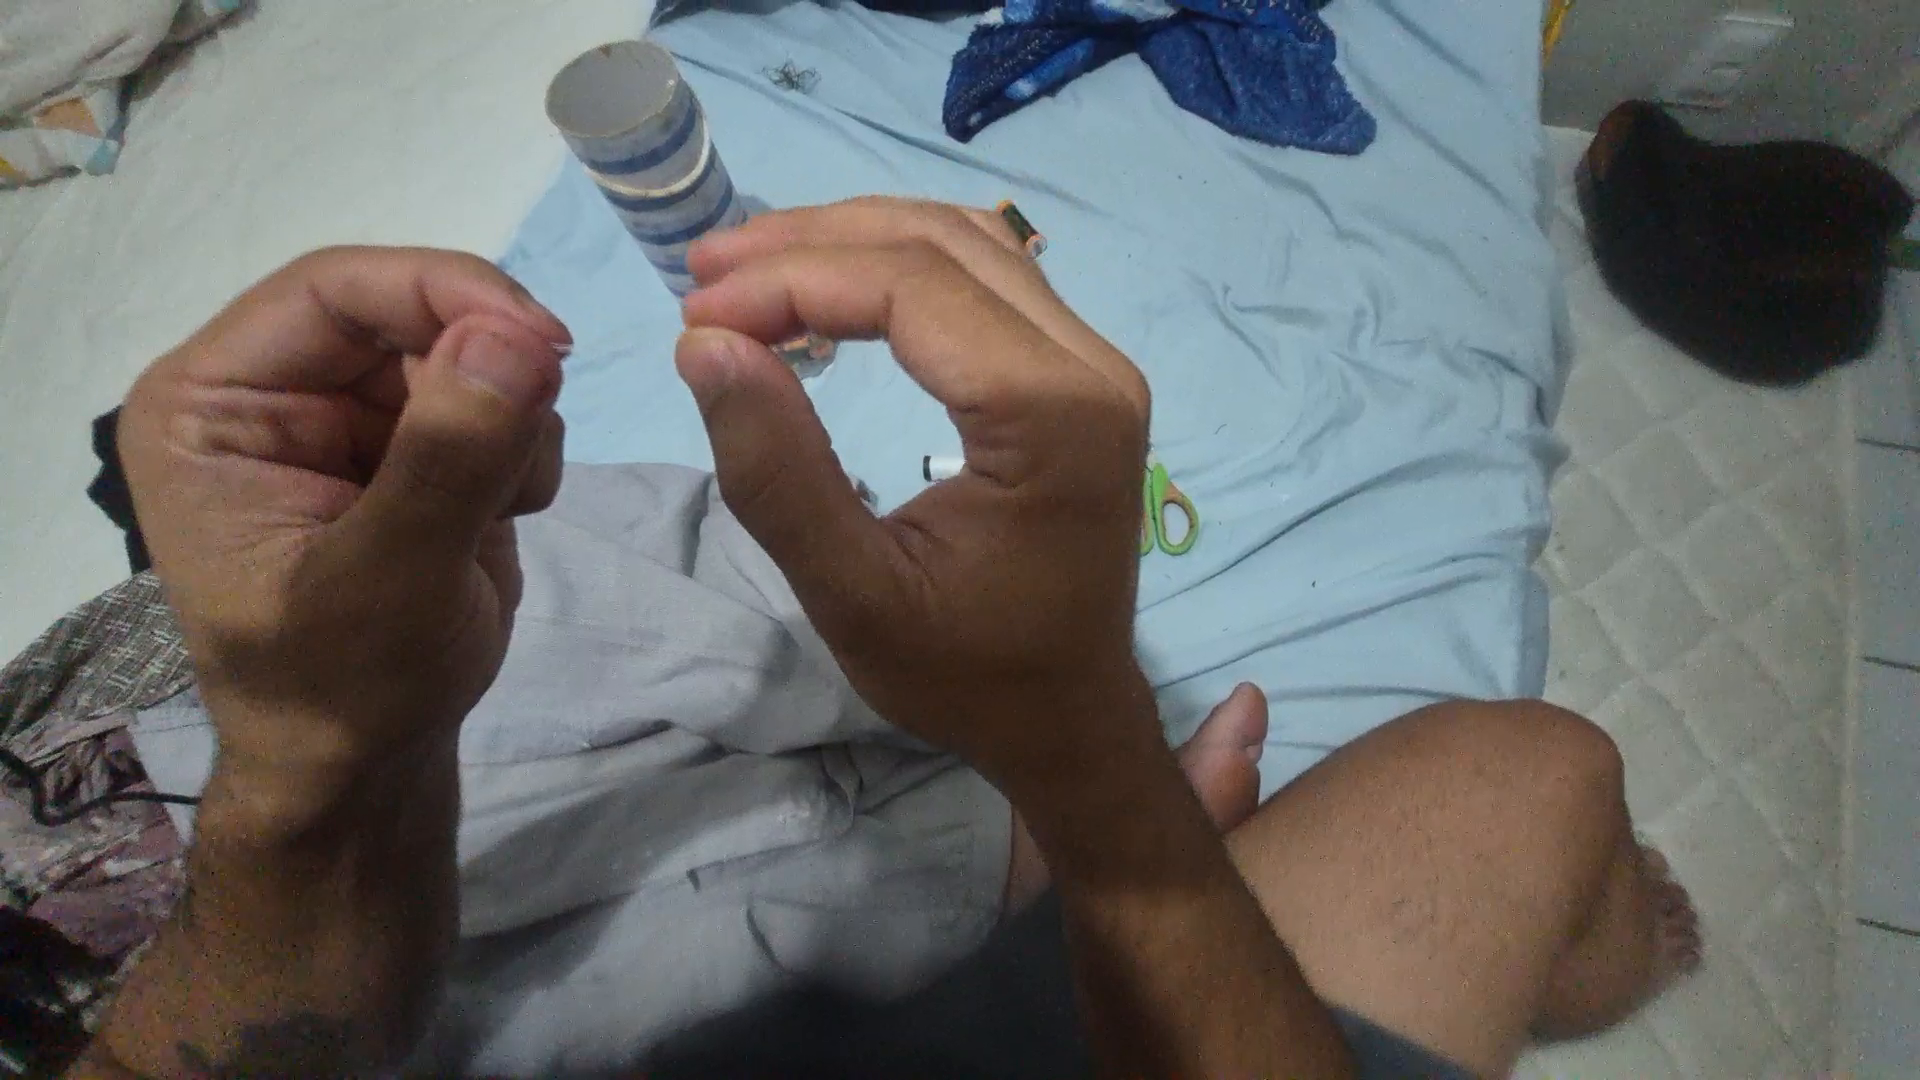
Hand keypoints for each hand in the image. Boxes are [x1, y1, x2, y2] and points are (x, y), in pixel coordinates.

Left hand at [118, 247, 568, 809]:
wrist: (379, 747)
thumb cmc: (350, 679)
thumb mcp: (392, 576)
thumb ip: (450, 457)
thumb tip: (524, 340)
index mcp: (224, 404)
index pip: (334, 291)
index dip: (445, 292)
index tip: (548, 342)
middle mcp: (291, 398)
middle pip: (419, 318)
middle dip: (495, 377)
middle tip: (531, 453)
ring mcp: (368, 426)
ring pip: (481, 362)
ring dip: (520, 427)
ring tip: (503, 510)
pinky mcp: (434, 456)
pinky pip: (510, 411)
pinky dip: (533, 455)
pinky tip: (509, 514)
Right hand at [678, 198, 1156, 795]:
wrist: (1067, 715)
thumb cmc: (970, 676)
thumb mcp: (856, 598)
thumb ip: (779, 474)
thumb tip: (706, 346)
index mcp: (1054, 417)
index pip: (913, 288)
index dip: (792, 281)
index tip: (699, 318)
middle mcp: (1093, 370)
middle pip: (942, 246)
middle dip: (813, 245)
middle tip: (710, 275)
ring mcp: (1098, 370)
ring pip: (970, 248)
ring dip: (857, 243)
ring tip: (759, 272)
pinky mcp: (1083, 384)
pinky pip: (994, 284)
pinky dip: (906, 269)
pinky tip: (845, 288)